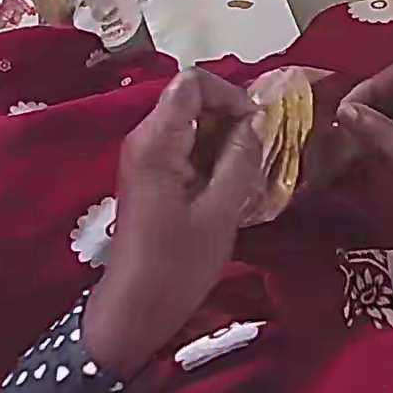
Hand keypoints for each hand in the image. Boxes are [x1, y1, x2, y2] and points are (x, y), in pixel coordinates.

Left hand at [85, 70, 265, 372]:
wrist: (133, 310)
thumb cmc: (177, 264)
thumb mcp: (221, 210)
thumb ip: (241, 157)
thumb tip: (257, 120)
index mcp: (156, 141)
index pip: (193, 82)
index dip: (229, 94)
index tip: (256, 124)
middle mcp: (145, 137)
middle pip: (191, 98)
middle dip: (229, 115)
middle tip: (259, 147)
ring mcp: (145, 154)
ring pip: (191, 120)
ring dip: (223, 134)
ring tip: (250, 165)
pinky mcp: (150, 171)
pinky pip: (184, 142)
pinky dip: (211, 151)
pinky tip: (230, 179)